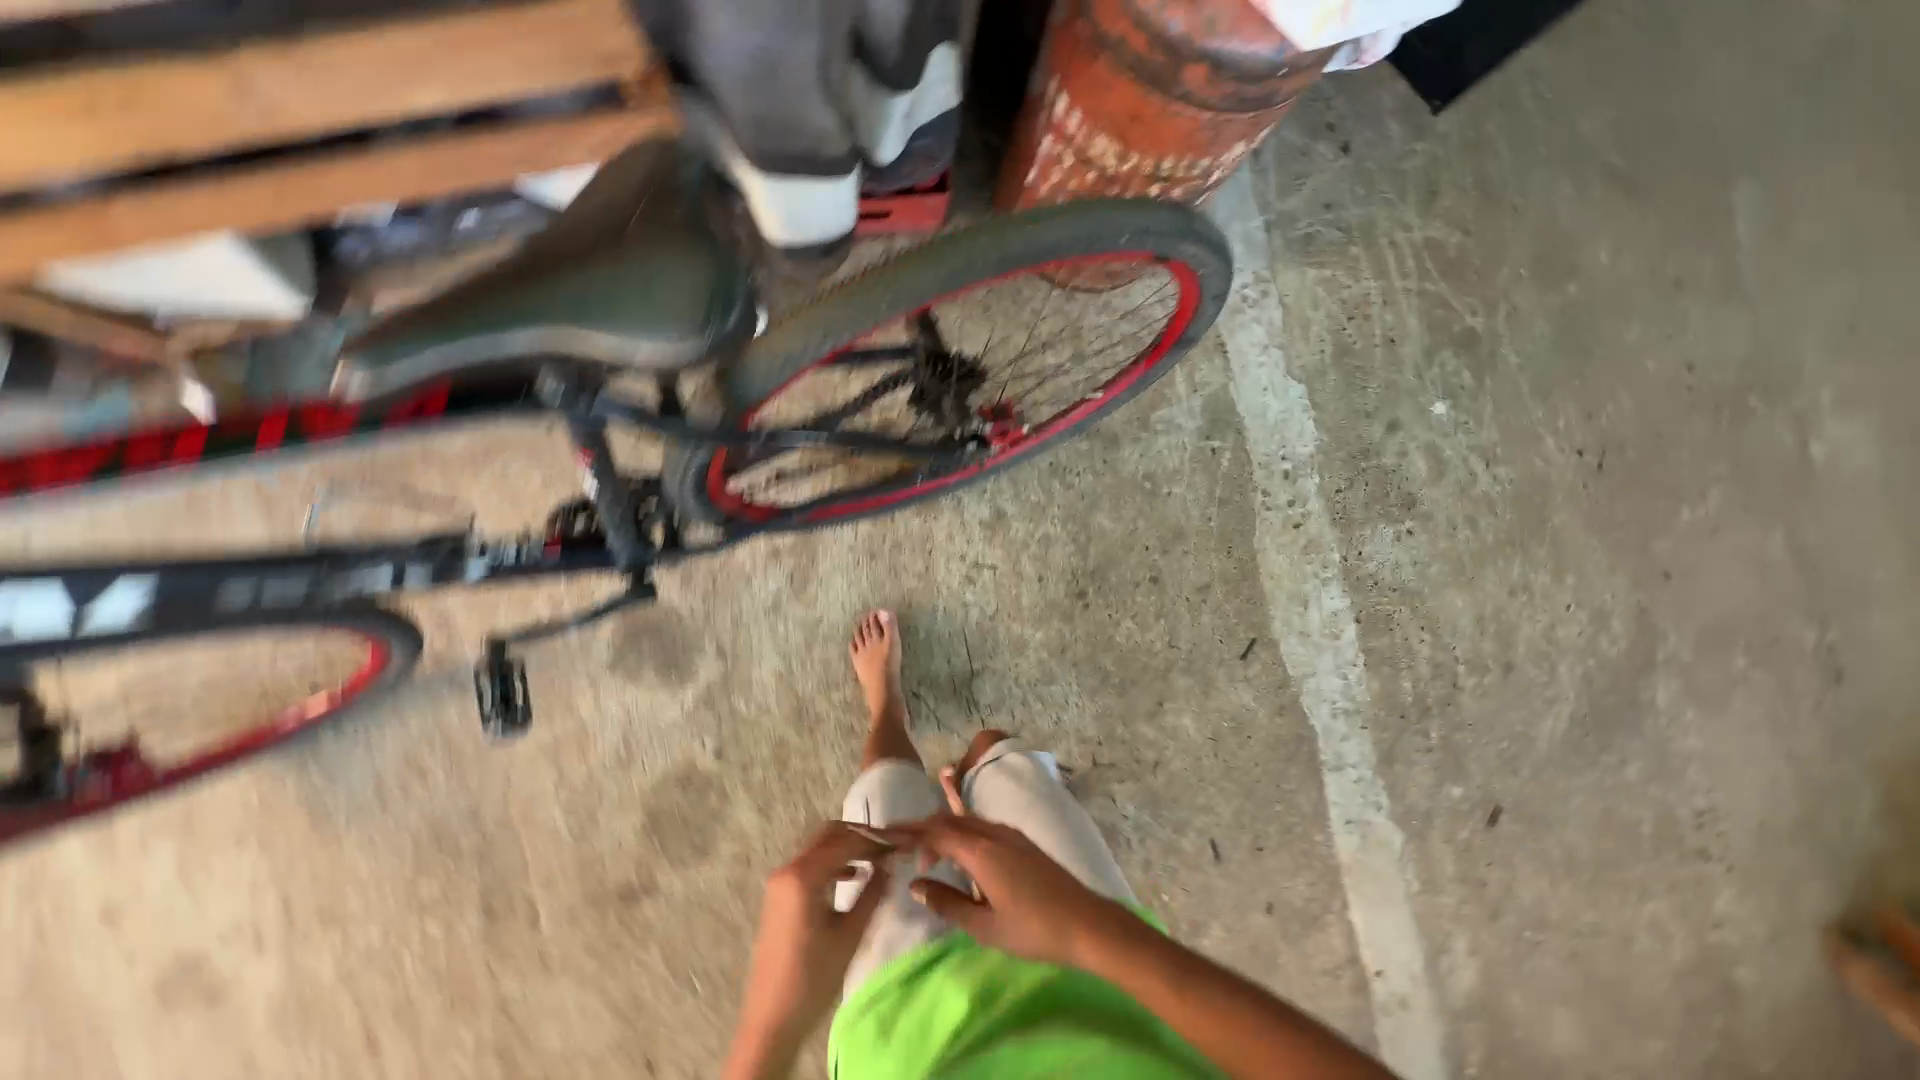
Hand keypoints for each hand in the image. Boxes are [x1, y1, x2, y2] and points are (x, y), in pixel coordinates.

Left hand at [725, 821, 893, 1077]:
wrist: (772, 1017)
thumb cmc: (813, 978)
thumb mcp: (850, 934)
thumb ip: (872, 893)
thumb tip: (889, 865)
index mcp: (803, 876)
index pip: (846, 841)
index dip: (878, 839)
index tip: (905, 843)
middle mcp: (787, 870)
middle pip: (828, 835)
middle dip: (861, 837)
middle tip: (891, 848)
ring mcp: (780, 882)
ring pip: (818, 847)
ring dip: (848, 848)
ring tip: (878, 860)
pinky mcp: (780, 896)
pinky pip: (810, 864)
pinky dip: (833, 862)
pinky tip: (853, 876)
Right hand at [896, 814, 1135, 970]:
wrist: (1086, 923)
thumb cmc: (1033, 929)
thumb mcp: (984, 926)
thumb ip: (948, 903)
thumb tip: (917, 886)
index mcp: (981, 851)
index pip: (936, 832)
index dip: (909, 833)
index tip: (886, 837)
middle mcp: (994, 833)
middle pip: (950, 820)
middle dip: (924, 830)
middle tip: (902, 847)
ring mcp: (1012, 835)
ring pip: (968, 821)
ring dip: (945, 832)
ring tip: (929, 856)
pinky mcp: (1023, 842)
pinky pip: (983, 827)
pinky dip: (963, 834)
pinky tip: (962, 857)